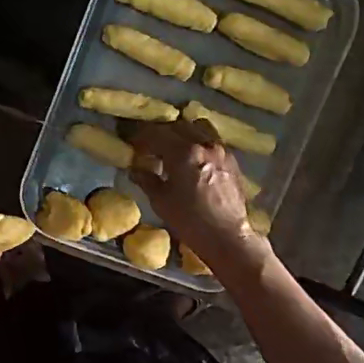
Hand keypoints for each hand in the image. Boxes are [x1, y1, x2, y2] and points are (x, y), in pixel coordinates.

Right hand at [128, 120, 267, 271]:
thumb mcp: (161, 201)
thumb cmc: (190, 220)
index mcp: (183, 153)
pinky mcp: (231, 160)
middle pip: (177, 126)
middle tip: (149, 147)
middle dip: (160, 133)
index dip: (140, 137)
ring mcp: (221, 150)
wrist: (227, 236)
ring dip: (181, 133)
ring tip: (172, 148)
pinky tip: (192, 159)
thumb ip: (147, 179)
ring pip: (197, 127)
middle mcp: (204, 144)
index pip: (156, 134)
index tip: (132, 143)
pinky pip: (211, 140)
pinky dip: (197, 142)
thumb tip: (135, 169)